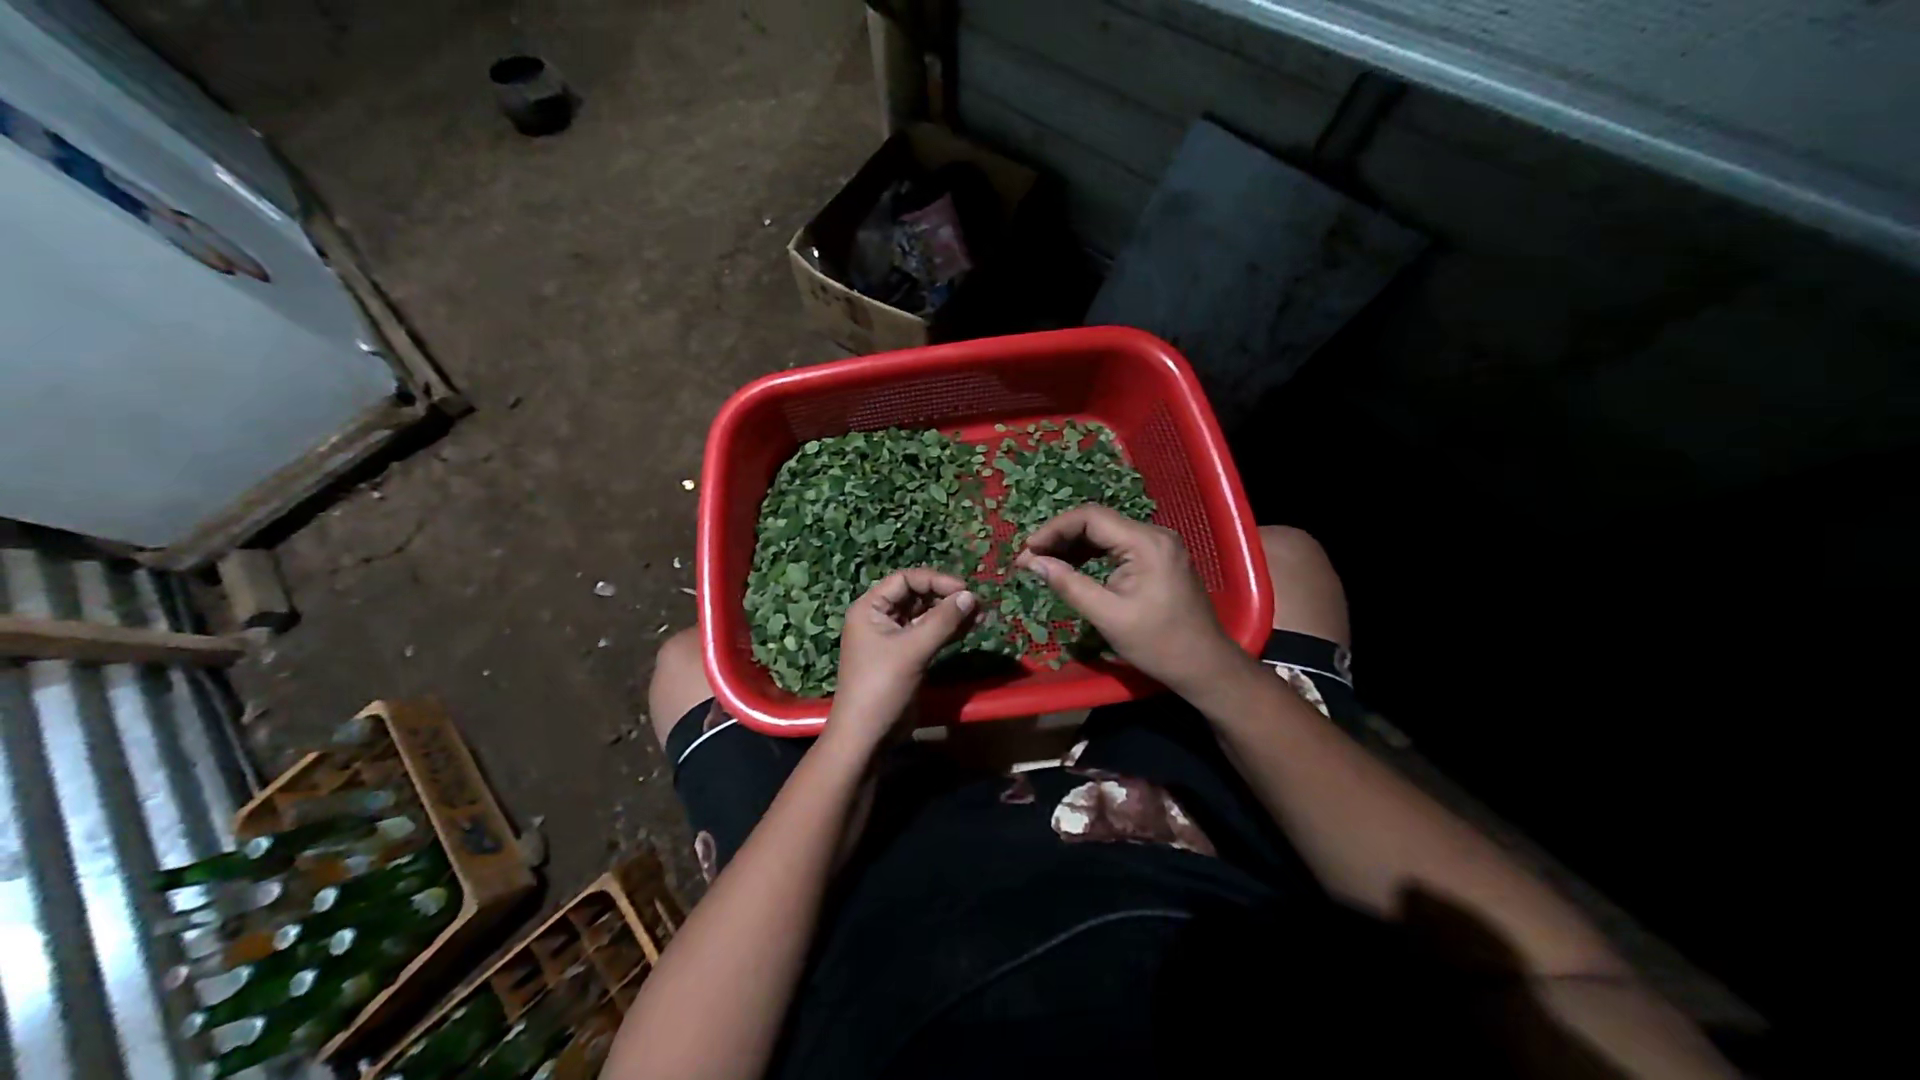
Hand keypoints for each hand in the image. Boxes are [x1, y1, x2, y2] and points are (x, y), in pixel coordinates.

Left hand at [828, 568, 976, 747]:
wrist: (866, 735)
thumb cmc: (882, 686)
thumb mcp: (913, 650)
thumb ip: (943, 620)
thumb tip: (971, 596)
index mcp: (870, 608)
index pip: (905, 580)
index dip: (935, 580)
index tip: (964, 590)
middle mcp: (880, 618)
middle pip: (916, 596)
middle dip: (946, 597)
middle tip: (977, 604)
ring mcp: (893, 638)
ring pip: (925, 616)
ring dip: (951, 614)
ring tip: (981, 615)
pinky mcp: (905, 657)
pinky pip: (928, 635)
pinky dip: (948, 631)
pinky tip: (970, 628)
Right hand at [1013, 505, 1248, 696]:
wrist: (1203, 664)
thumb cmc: (1158, 643)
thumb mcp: (1107, 616)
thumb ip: (1069, 584)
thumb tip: (1032, 562)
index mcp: (1146, 543)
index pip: (1091, 517)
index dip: (1054, 529)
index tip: (1028, 550)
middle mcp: (1154, 534)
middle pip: (1098, 521)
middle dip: (1060, 537)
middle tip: (1030, 558)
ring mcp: (1159, 545)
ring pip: (1106, 533)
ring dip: (1074, 545)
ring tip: (1044, 563)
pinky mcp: (1158, 558)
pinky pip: (1118, 546)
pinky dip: (1092, 554)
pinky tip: (1071, 567)